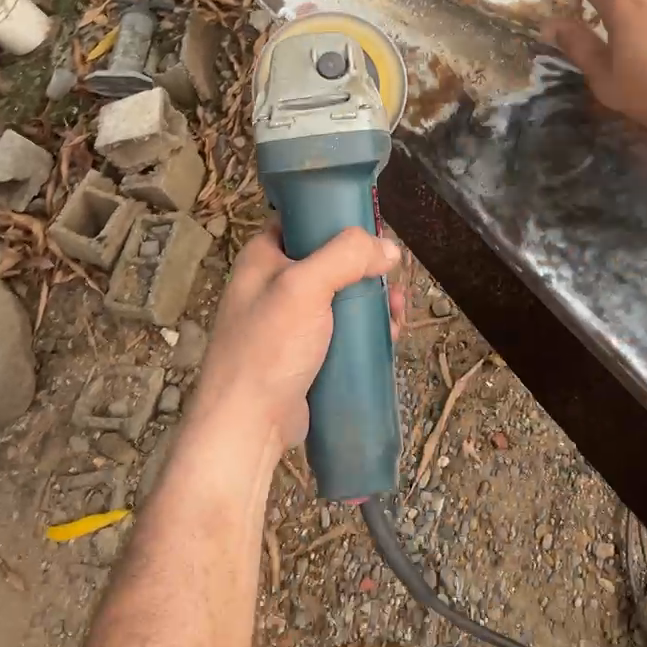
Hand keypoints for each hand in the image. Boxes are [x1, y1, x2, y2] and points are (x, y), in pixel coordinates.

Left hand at [192, 226, 403, 455]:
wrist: (248, 427)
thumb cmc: (268, 348)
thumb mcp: (305, 287)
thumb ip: (347, 256)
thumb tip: (390, 248)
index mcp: (263, 256)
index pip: (303, 220)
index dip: (339, 220)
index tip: (374, 230)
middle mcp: (275, 283)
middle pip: (332, 259)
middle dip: (368, 268)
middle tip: (393, 279)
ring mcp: (291, 321)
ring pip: (343, 296)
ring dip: (375, 299)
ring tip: (398, 311)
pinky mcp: (306, 352)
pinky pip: (343, 329)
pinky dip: (367, 328)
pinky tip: (389, 334)